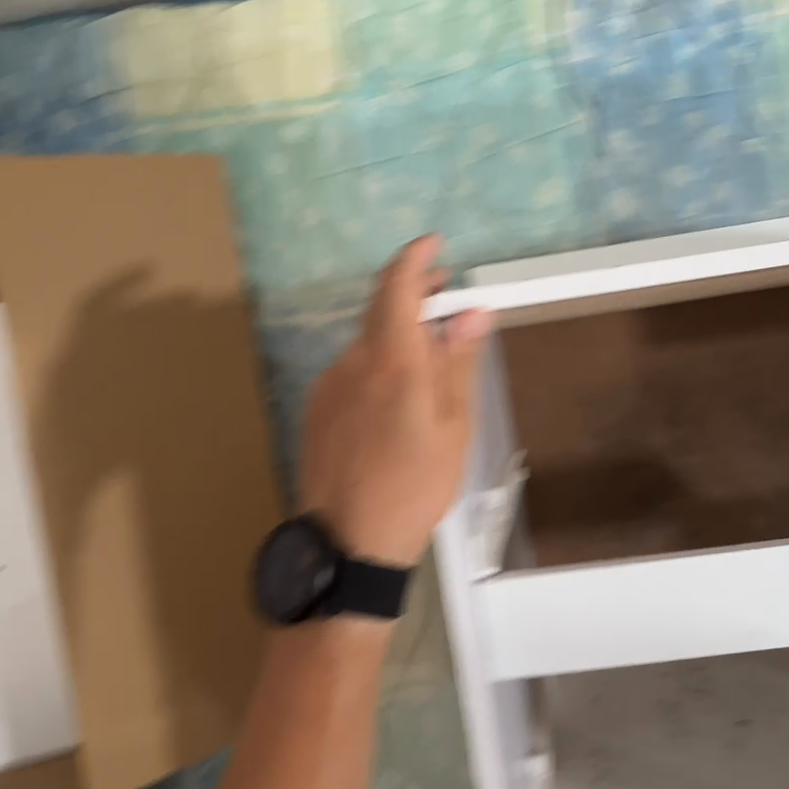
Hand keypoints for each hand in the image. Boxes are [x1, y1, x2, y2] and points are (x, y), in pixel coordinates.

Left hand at [297, 235, 491, 565]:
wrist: (349, 543)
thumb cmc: (414, 486)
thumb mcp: (452, 425)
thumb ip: (457, 361)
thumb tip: (471, 311)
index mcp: (391, 361)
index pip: (396, 286)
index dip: (415, 257)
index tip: (433, 244)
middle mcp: (352, 362)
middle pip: (380, 309)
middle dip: (412, 293)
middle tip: (444, 296)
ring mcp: (328, 385)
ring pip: (367, 343)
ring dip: (397, 335)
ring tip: (430, 358)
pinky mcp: (316, 408)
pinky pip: (352, 370)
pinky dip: (378, 363)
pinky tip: (396, 396)